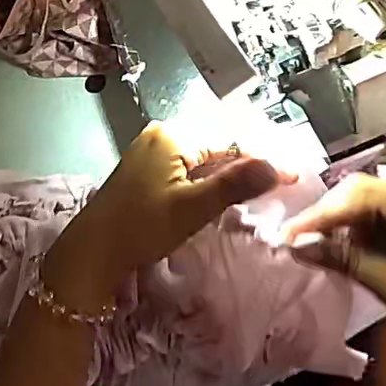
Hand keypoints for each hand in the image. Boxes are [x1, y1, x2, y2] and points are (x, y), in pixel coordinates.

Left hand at [41, 123, 285, 310]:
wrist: (92, 252)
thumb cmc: (141, 228)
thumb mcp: (191, 208)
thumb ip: (234, 185)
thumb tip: (275, 166)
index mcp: (174, 135)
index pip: (231, 140)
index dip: (264, 157)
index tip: (293, 175)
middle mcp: (163, 132)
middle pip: (218, 142)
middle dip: (251, 159)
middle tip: (283, 177)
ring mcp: (153, 148)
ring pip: (204, 153)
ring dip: (232, 168)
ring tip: (263, 182)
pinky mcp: (148, 166)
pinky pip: (189, 163)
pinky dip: (211, 174)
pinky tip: (226, 187)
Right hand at [280, 175, 385, 379]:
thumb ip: (352, 262)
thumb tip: (301, 247)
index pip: (365, 194)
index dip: (323, 214)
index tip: (289, 237)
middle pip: (372, 194)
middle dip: (334, 218)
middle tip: (301, 245)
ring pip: (381, 209)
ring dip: (352, 229)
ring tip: (325, 255)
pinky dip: (373, 239)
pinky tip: (356, 258)